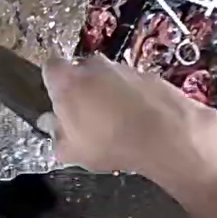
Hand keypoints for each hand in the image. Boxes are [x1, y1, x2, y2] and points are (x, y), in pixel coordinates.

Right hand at [41, 55, 216, 185]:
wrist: (166, 135)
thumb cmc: (111, 143)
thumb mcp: (72, 151)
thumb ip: (56, 135)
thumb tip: (51, 126)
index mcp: (67, 80)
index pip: (50, 68)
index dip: (53, 84)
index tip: (57, 101)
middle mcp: (93, 66)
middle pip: (80, 71)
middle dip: (82, 90)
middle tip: (85, 118)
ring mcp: (122, 68)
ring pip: (107, 77)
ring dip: (108, 94)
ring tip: (115, 124)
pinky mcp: (147, 75)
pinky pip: (131, 84)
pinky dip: (131, 97)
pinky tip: (136, 121)